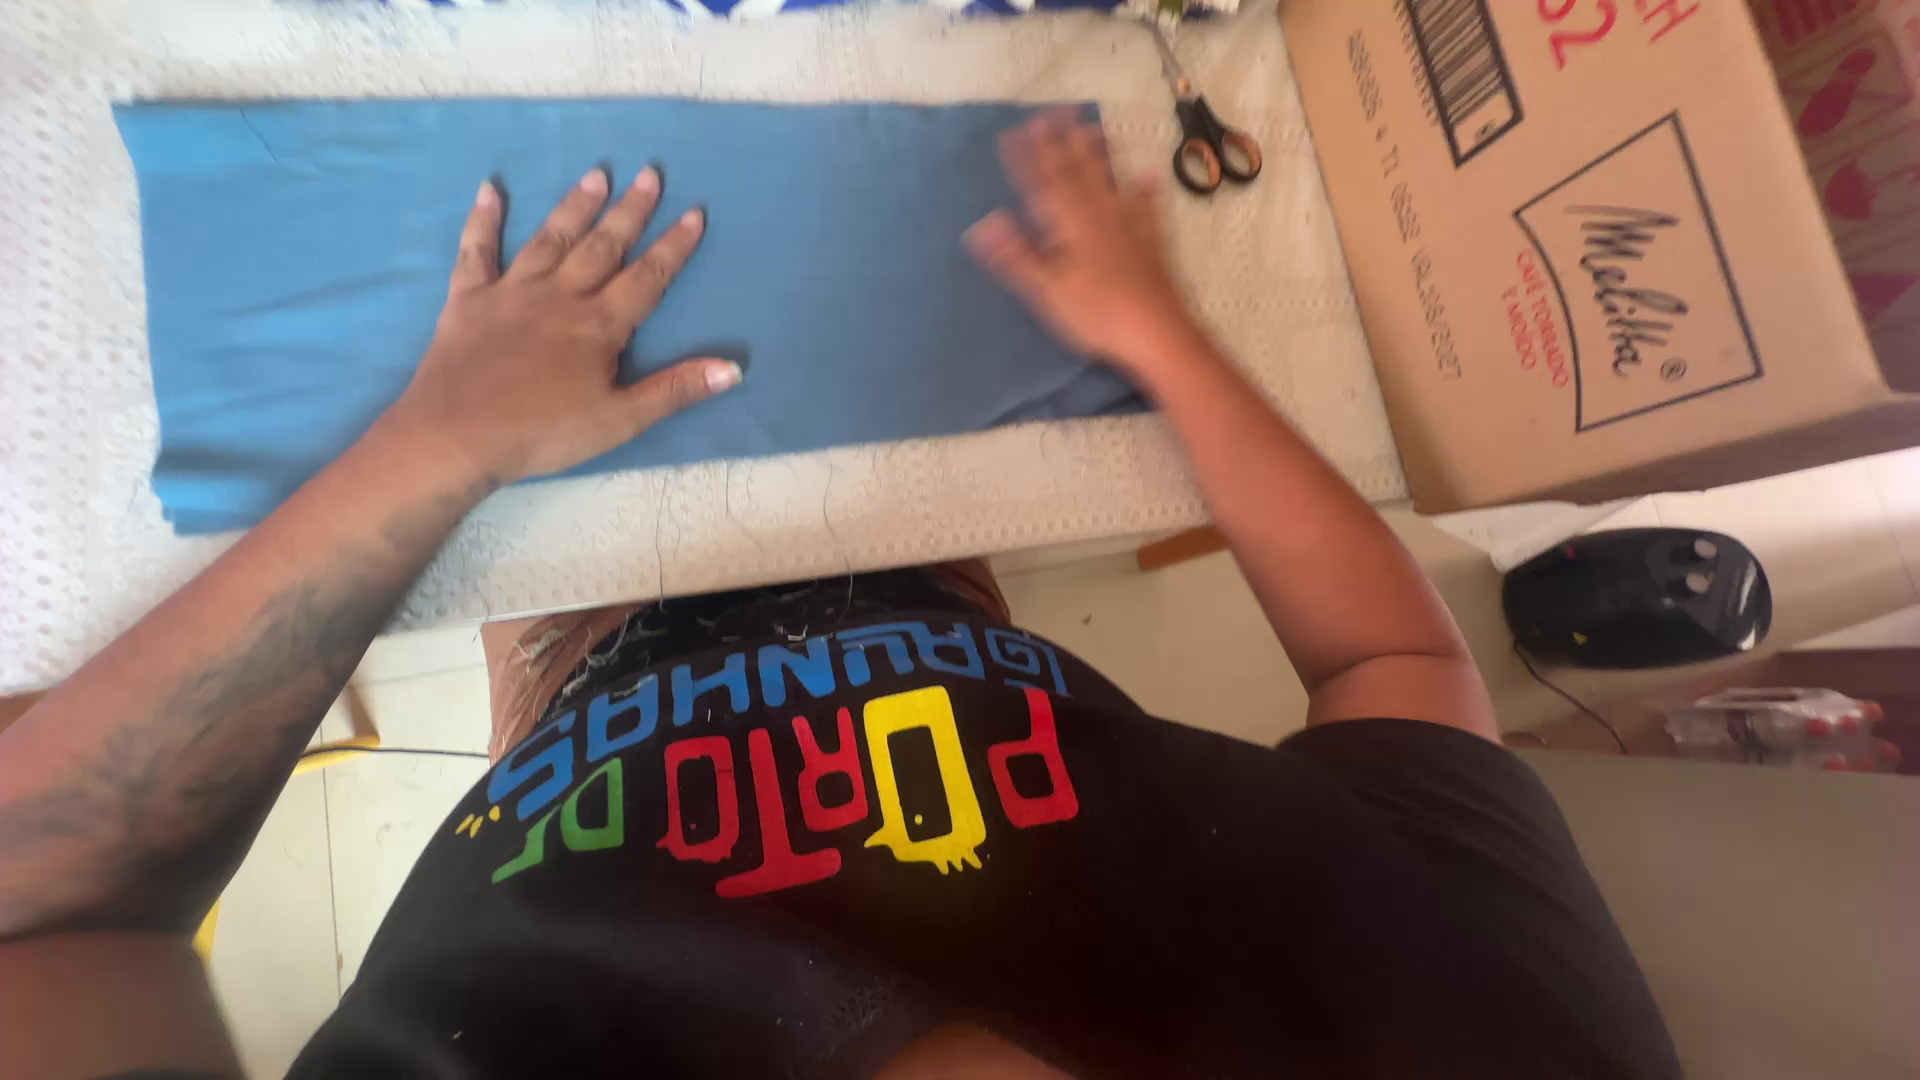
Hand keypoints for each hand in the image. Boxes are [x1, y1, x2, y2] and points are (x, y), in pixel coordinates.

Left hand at [386, 167, 740, 485]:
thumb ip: (676, 389)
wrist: (456, 436)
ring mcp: (511, 293)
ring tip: (596, 175)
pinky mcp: (469, 300)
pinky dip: (484, 220)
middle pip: (602, 247)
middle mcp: (560, 296)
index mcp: (599, 325)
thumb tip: (732, 368)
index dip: (673, 247)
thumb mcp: (622, 420)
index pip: (647, 279)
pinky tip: (491, 191)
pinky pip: (477, 251)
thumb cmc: (546, 432)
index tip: (694, 214)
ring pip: (551, 240)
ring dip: (575, 207)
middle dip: (630, 212)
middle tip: (649, 174)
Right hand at [964, 113, 1207, 378]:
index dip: (1028, 158)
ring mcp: (1130, 227)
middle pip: (1078, 173)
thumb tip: (982, 225)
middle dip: (1061, 143)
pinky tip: (1149, 175)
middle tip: (1053, 112)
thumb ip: (1017, 257)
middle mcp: (1101, 216)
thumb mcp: (1048, 290)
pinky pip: (1148, 209)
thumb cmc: (1096, 314)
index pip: (1044, 184)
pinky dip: (1146, 190)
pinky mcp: (1152, 244)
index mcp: (1071, 226)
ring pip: (1110, 182)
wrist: (1156, 332)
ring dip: (1098, 155)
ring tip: (1091, 127)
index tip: (1014, 131)